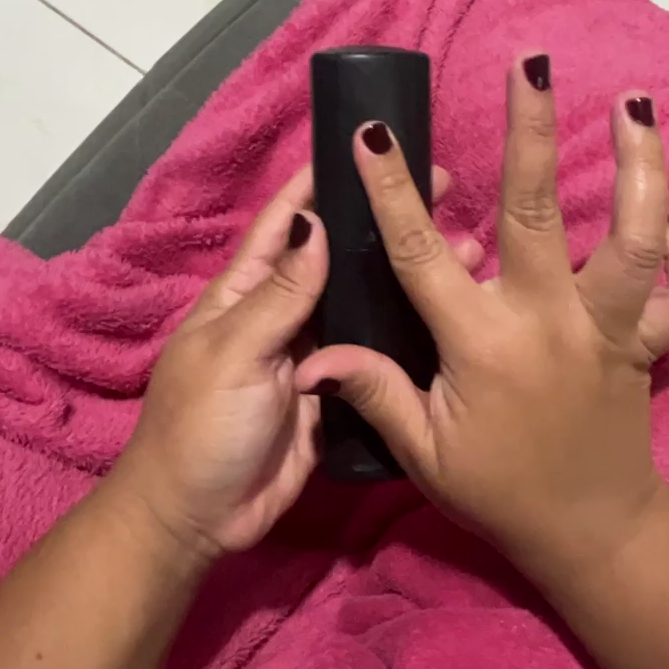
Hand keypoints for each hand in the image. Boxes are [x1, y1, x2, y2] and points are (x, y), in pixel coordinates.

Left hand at [112, 165, 478, 559]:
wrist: (200, 520)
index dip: (320, 183)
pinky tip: (448, 315)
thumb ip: (278, 295)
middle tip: (444, 193)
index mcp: (246, 292)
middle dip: (380, 225)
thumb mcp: (234, 354)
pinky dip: (407, 331)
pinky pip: (372, 353)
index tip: (368, 147)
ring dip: (403, 277)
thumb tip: (314, 223)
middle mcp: (283, 313)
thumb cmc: (201, 428)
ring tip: (467, 249)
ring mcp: (313, 353)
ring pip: (362, 303)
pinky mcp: (336, 391)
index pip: (285, 222)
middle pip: (335, 258)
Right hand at [295, 55, 668, 578]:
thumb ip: (374, 390)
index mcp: (481, 342)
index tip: (374, 133)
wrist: (592, 533)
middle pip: (535, 210)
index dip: (392, 190)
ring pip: (630, 236)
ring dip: (637, 167)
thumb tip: (313, 358)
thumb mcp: (424, 450)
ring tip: (636, 104)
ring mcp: (606, 327)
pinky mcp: (646, 344)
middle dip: (530, 128)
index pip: (421, 252)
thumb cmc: (498, 491)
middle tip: (530, 61)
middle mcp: (546, 319)